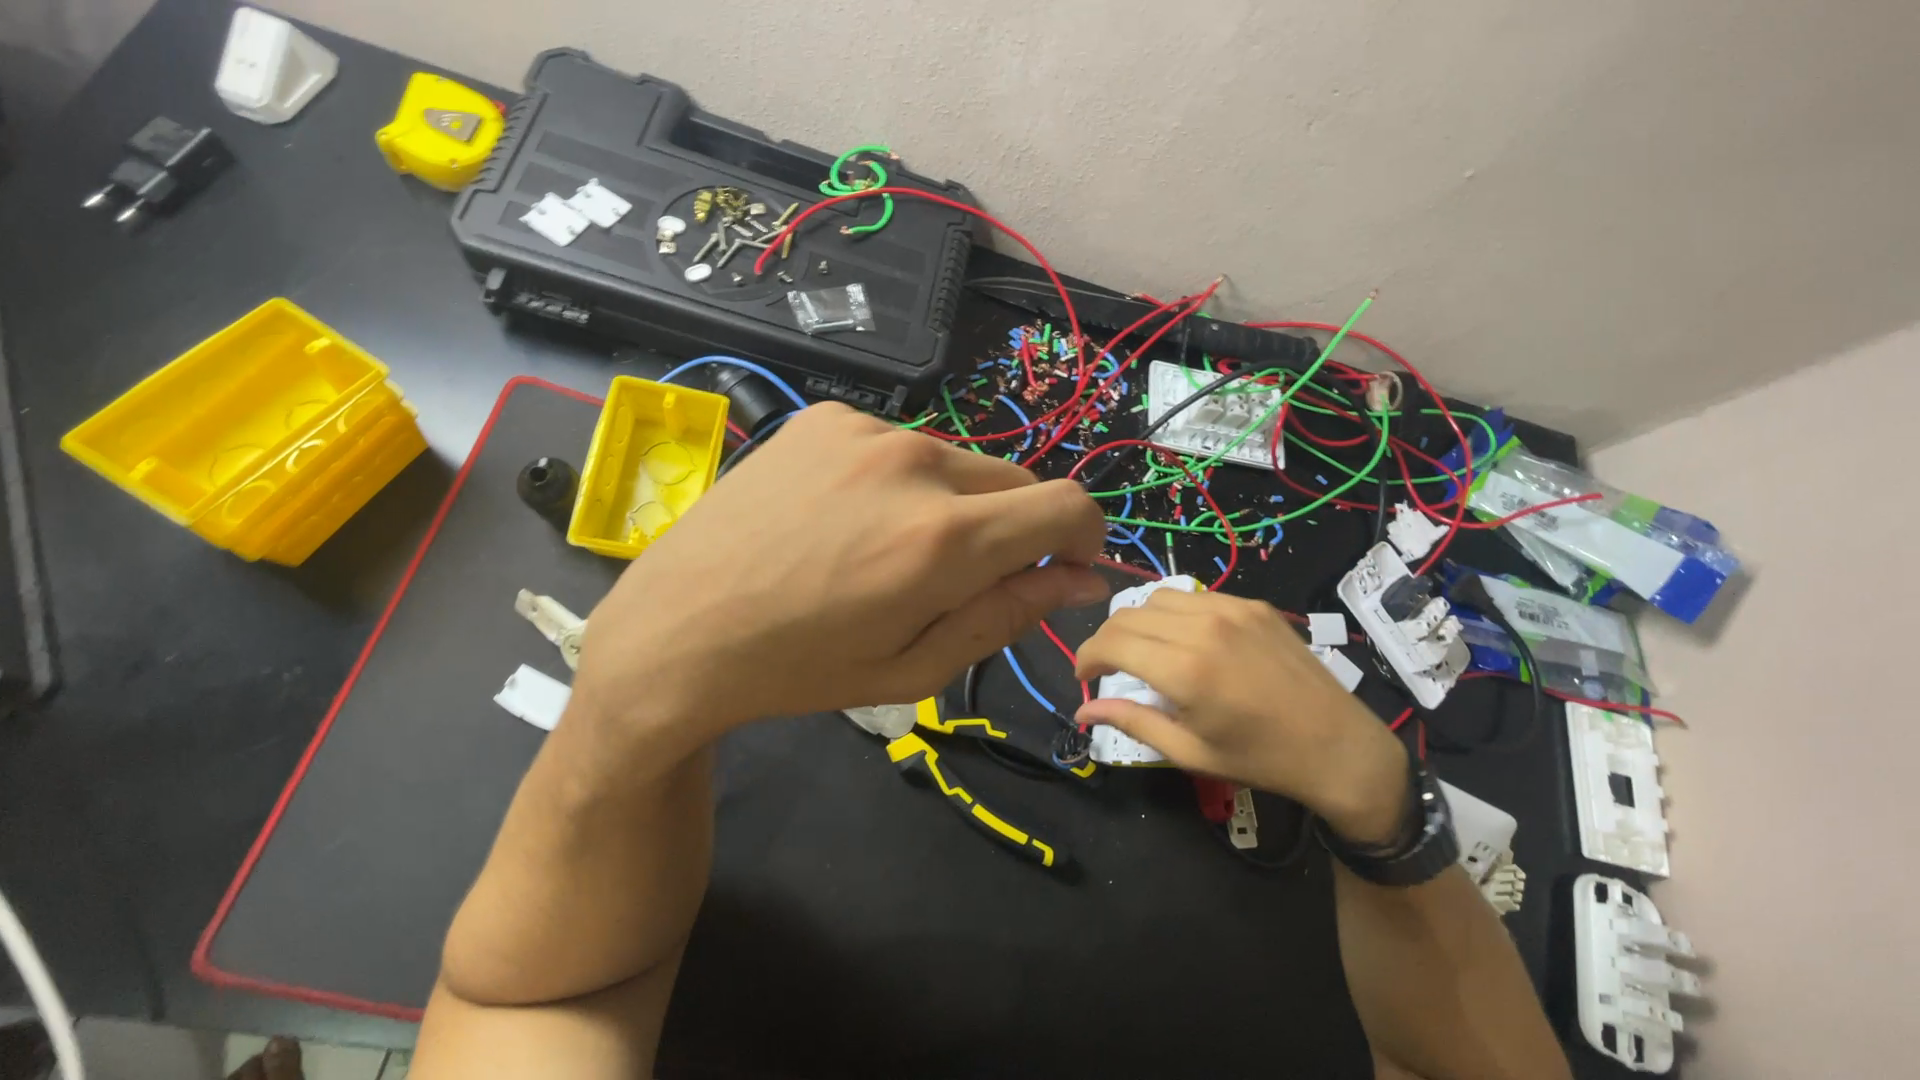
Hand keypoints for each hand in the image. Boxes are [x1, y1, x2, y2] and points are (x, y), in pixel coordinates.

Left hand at [571, 403, 1109, 748]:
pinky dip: (897, 480)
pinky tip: (843, 518)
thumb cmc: (800, 668)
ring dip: (951, 503)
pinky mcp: (826, 416)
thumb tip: (1081, 578)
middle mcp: (915, 463)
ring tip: (885, 549)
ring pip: (956, 463)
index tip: (1063, 566)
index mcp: (944, 538)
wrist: (678, 627)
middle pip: (1016, 482)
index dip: (1084, 537)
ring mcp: (865, 430)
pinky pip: (898, 445)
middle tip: (957, 577)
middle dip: (1013, 528)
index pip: (1068, 506)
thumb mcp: (914, 668)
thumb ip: (1008, 615)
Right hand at [1073, 589, 1409, 843]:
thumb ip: (1132, 722)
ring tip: (1147, 652)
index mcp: (1184, 669)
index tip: (1084, 676)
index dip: (1086, 657)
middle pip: (1130, 615)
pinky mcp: (1255, 606)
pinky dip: (1177, 615)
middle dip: (1107, 639)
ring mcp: (1233, 610)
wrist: (1339, 747)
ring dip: (1141, 622)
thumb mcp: (1189, 751)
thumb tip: (1085, 710)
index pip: (1111, 642)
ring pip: (1160, 598)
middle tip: (1109, 668)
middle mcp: (1204, 628)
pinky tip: (1187, 642)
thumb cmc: (1260, 759)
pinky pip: (1198, 598)